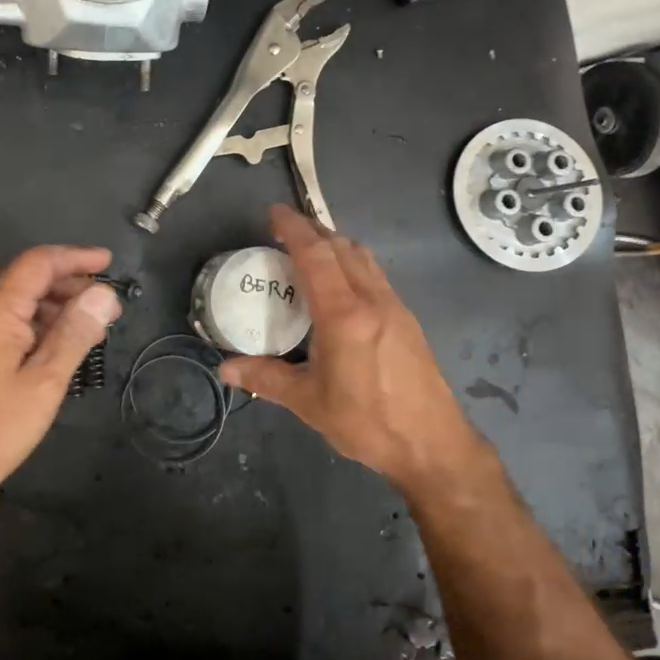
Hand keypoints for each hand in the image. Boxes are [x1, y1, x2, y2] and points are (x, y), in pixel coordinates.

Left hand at [0, 246, 122, 518]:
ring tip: (85, 326)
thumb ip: (75, 332)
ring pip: (11, 298)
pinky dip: (28, 320)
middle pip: (25, 277)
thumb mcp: (44, 383)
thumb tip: (104, 293)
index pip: (38, 262)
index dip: (76, 257)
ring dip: (49, 304)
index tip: (109, 261)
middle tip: (106, 306)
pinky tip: (51, 342)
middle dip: (68, 284)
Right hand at [218, 205, 478, 489]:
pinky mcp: (408, 319)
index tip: (274, 213)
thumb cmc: (368, 423)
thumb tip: (225, 368)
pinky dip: (353, 263)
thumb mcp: (309, 403)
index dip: (294, 228)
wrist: (434, 446)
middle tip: (285, 230)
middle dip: (313, 230)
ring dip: (336, 244)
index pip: (316, 255)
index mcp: (344, 314)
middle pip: (342, 247)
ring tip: (311, 250)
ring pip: (364, 258)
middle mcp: (372, 299)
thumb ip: (266, 378)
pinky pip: (375, 275)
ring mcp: (395, 307)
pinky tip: (341, 285)